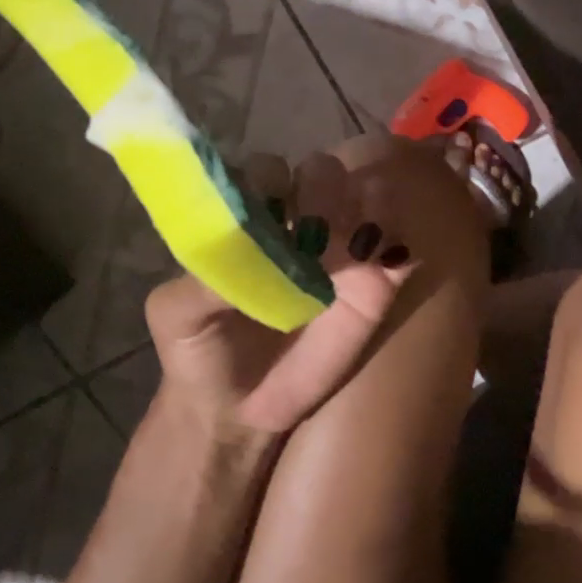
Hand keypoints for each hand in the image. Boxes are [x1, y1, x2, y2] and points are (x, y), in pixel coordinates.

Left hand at [145, 151, 413, 437]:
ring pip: (368, 199)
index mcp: (250, 219)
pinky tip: (388, 258)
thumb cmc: (202, 351)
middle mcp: (300, 224)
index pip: (267, 172)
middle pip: (323, 175)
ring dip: (369, 203)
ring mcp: (343, 250)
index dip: (270, 181)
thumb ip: (201, 279)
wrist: (243, 409)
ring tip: (356, 242)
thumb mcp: (179, 316)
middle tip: (314, 230)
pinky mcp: (378, 283)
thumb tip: (244, 252)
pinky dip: (402, 243)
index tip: (268, 213)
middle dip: (323, 190)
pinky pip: (401, 248)